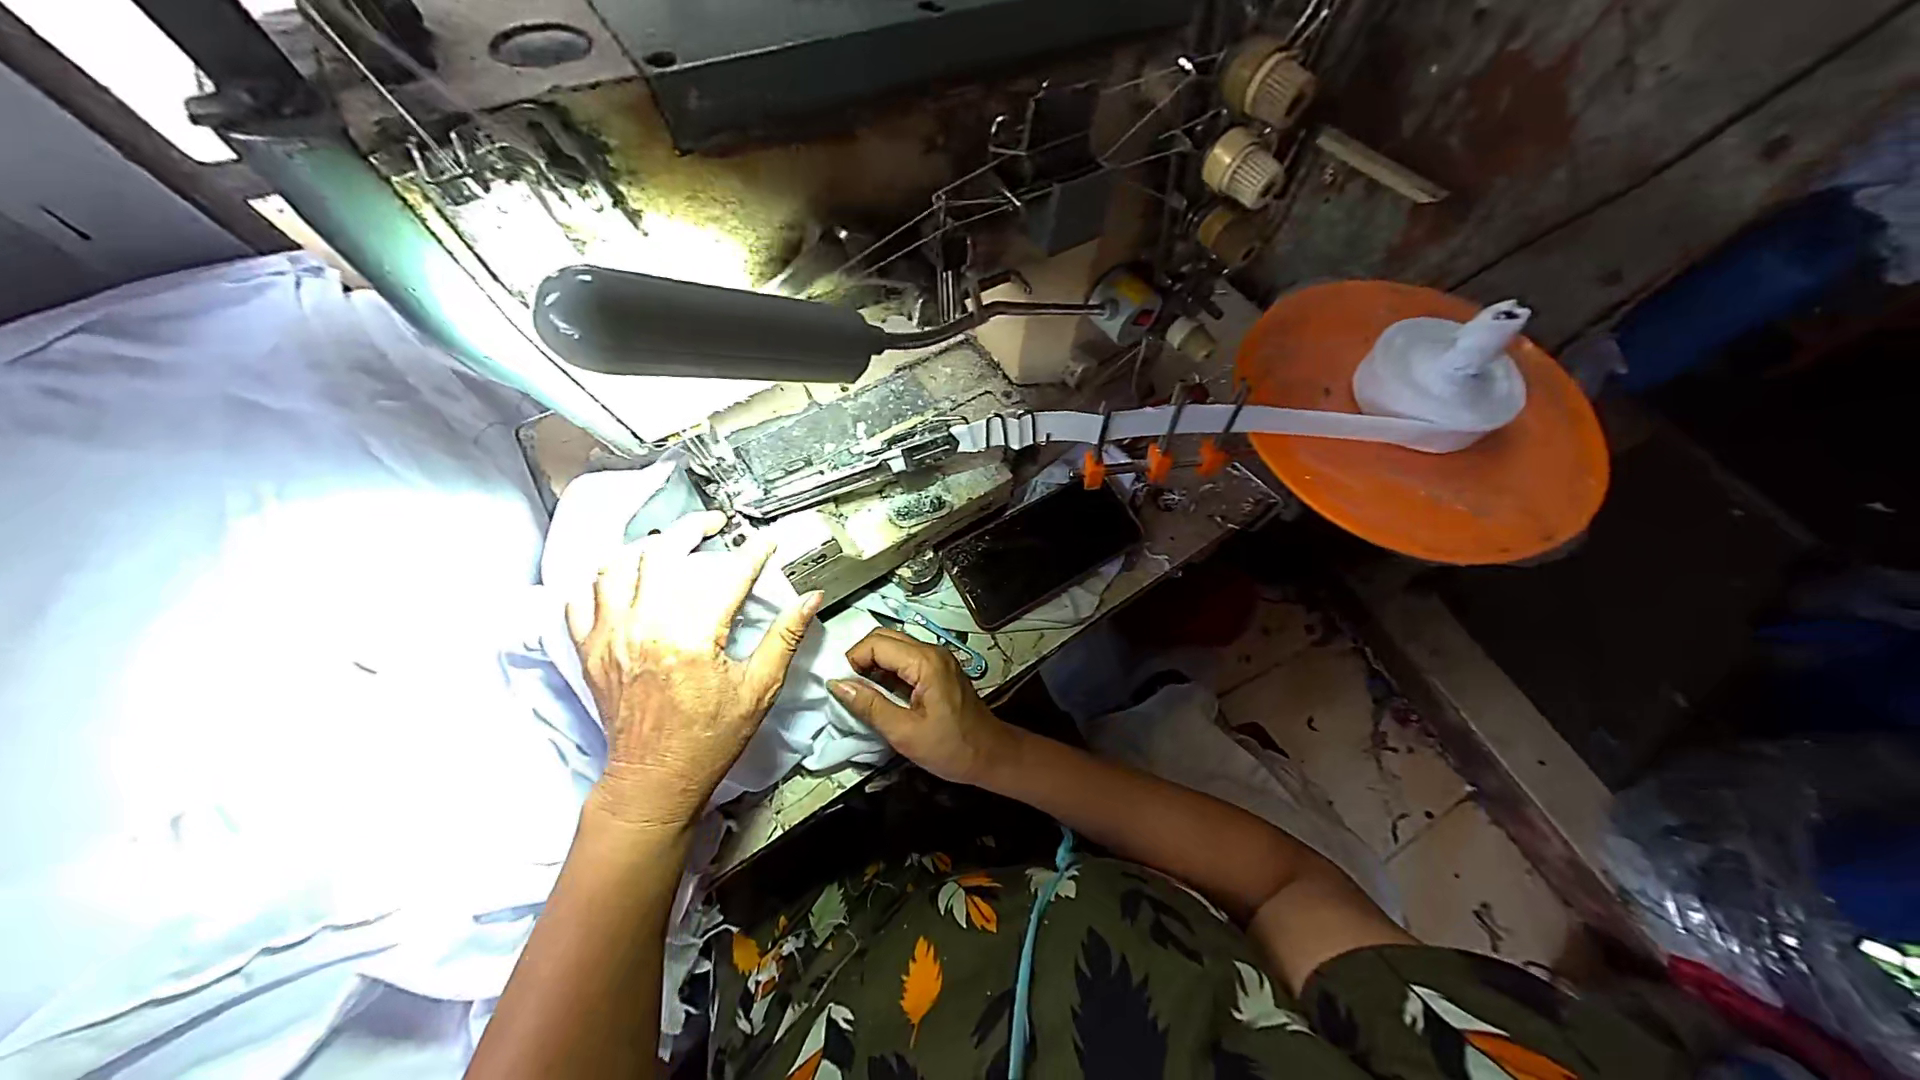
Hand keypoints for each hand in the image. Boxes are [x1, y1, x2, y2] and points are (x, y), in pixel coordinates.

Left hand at [568, 511, 823, 828]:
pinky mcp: (592, 650)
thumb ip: (784, 638)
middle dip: (692, 527)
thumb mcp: (758, 689)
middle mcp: (646, 628)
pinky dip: (599, 581)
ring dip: (645, 547)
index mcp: (691, 638)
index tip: (765, 542)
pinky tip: (621, 579)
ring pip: (617, 565)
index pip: (728, 575)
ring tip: (667, 544)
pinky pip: (581, 599)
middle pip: (662, 551)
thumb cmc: (706, 740)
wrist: (654, 779)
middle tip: (713, 525)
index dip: (753, 552)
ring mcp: (612, 637)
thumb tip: (808, 601)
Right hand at [829, 629, 1015, 785]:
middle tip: (850, 690)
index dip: (853, 661)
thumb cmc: (952, 747)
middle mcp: (932, 652)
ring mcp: (937, 659)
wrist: (991, 755)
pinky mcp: (938, 669)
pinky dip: (888, 671)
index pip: (875, 644)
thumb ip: (869, 706)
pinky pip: (905, 659)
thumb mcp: (904, 732)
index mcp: (925, 662)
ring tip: (864, 695)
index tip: (843, 687)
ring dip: (873, 665)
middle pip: (884, 638)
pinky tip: (882, 695)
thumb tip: (838, 685)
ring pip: (894, 647)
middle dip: (861, 659)